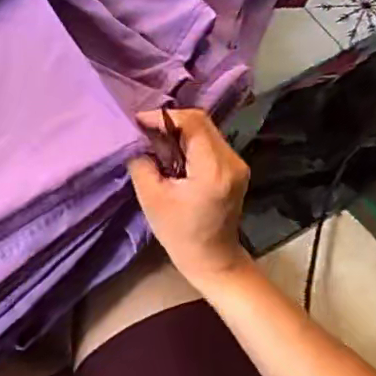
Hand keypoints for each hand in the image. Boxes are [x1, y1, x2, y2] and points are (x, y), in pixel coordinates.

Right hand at [127, 108, 252, 284]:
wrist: (212, 258)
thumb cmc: (179, 233)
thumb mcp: (151, 197)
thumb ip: (142, 162)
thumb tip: (137, 140)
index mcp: (213, 169)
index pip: (193, 123)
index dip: (163, 117)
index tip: (138, 122)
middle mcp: (232, 161)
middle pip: (201, 123)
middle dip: (169, 122)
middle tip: (143, 130)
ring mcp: (237, 164)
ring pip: (205, 130)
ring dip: (178, 131)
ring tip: (153, 140)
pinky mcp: (234, 168)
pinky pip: (209, 142)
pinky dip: (187, 141)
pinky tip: (170, 152)